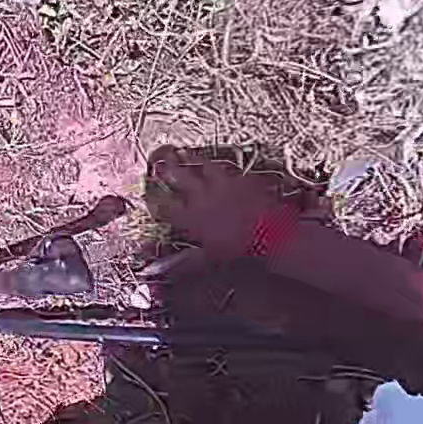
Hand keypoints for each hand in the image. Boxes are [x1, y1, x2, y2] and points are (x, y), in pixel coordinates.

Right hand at [145, 146, 307, 257]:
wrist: (270, 233)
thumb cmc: (238, 250)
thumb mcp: (208, 259)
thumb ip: (186, 262)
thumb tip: (165, 271)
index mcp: (191, 219)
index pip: (166, 209)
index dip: (157, 203)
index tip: (151, 200)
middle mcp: (202, 198)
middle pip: (179, 179)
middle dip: (167, 170)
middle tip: (159, 161)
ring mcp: (221, 185)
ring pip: (201, 166)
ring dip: (191, 160)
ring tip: (182, 152)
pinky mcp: (240, 179)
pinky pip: (225, 168)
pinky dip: (216, 165)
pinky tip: (215, 163)